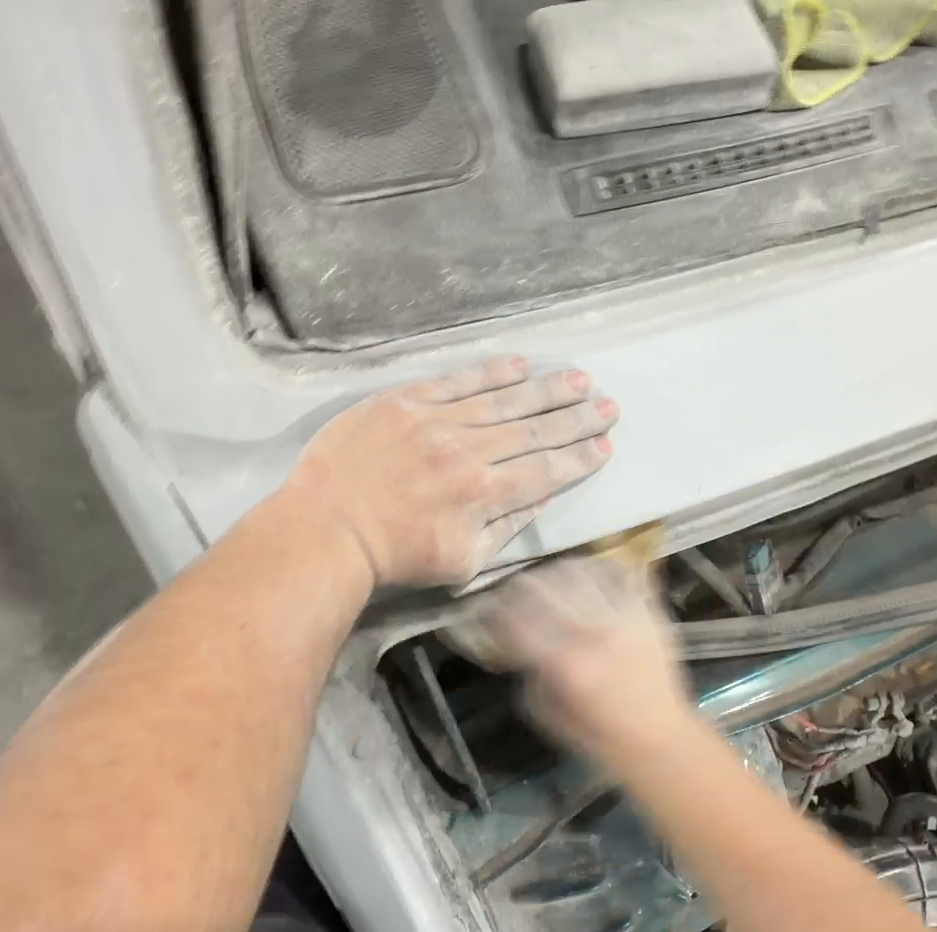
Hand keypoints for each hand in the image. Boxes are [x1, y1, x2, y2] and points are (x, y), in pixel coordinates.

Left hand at [284, 357, 617, 586]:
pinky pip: (458, 380)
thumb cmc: (397, 555)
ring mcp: (437, 421)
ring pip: (504, 400)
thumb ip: (507, 528)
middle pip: (536, 430)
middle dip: (577, 418)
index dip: (580, 457)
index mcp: (485, 494)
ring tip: (579, 379)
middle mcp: (469, 451)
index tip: (605, 445)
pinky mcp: (406, 401)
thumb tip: (540, 495)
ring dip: (547, 389)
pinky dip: (492, 371)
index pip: (547, 470)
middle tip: (608, 405)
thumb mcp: (463, 562)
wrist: (328, 528)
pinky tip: (520, 364)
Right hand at [476, 556, 696, 765]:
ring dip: (553, 574)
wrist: (662, 739)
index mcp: (565, 665)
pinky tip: (583, 577)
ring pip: (577, 571)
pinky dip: (594, 570)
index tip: (488, 612)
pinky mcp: (648, 611)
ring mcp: (624, 617)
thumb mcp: (548, 715)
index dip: (494, 611)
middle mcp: (593, 633)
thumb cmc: (601, 737)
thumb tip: (514, 643)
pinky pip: (617, 573)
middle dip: (518, 588)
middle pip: (541, 586)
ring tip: (546, 582)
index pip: (515, 618)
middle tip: (513, 595)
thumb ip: (528, 674)